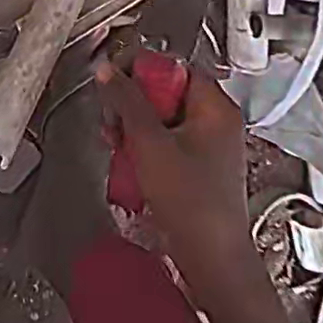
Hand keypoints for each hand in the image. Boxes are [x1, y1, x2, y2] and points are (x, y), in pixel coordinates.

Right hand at [94, 56, 249, 267]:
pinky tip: (125, 157)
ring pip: (158, 116)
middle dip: (131, 103)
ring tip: (116, 141)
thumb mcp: (149, 141)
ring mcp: (205, 144)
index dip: (142, 70)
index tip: (115, 83)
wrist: (209, 255)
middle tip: (114, 119)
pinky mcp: (192, 164)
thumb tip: (106, 70)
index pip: (175, 68)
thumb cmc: (188, 198)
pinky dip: (140, 143)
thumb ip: (126, 101)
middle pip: (164, 91)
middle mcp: (215, 121)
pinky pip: (160, 138)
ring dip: (130, 124)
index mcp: (215, 108)